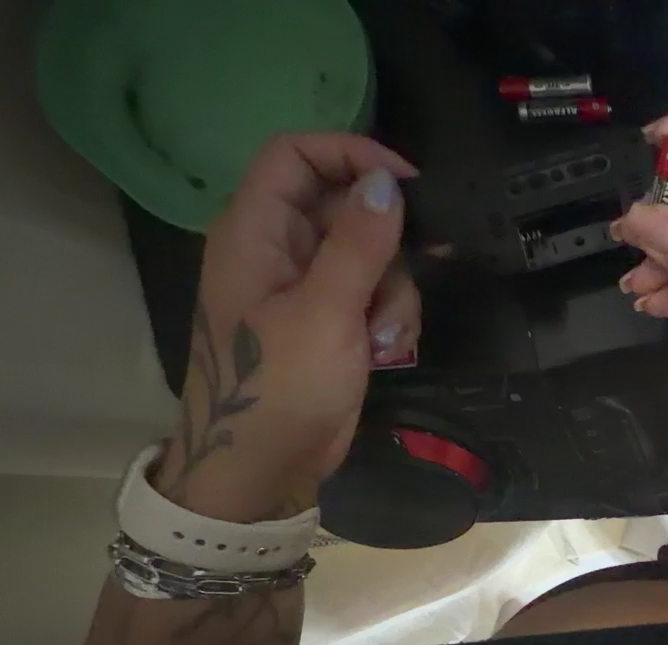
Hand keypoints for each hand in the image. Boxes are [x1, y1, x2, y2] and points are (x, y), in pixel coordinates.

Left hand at [156, 135, 419, 521]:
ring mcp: (310, 292)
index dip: (350, 156)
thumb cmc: (278, 387)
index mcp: (256, 233)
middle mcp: (281, 252)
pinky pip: (377, 301)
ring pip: (374, 262)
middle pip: (348, 212)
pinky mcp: (335, 326)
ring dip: (395, 298)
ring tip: (384, 342)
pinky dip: (391, 324)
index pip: (296, 157)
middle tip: (410, 280)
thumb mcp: (324, 313)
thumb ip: (358, 245)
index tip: (407, 183)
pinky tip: (386, 356)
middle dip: (388, 250)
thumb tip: (387, 183)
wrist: (264, 466)